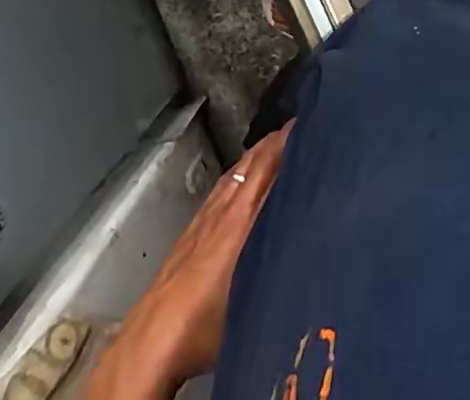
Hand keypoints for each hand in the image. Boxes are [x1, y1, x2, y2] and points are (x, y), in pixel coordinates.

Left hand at [87, 125, 291, 399]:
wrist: (148, 346)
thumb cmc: (205, 323)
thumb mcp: (255, 290)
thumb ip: (283, 258)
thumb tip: (321, 243)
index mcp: (239, 219)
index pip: (265, 167)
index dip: (284, 143)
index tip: (306, 123)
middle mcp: (222, 211)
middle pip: (250, 164)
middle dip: (274, 142)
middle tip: (301, 127)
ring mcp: (203, 221)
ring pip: (234, 174)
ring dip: (256, 154)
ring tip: (277, 142)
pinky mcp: (190, 233)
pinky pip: (221, 189)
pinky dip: (238, 173)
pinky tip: (242, 176)